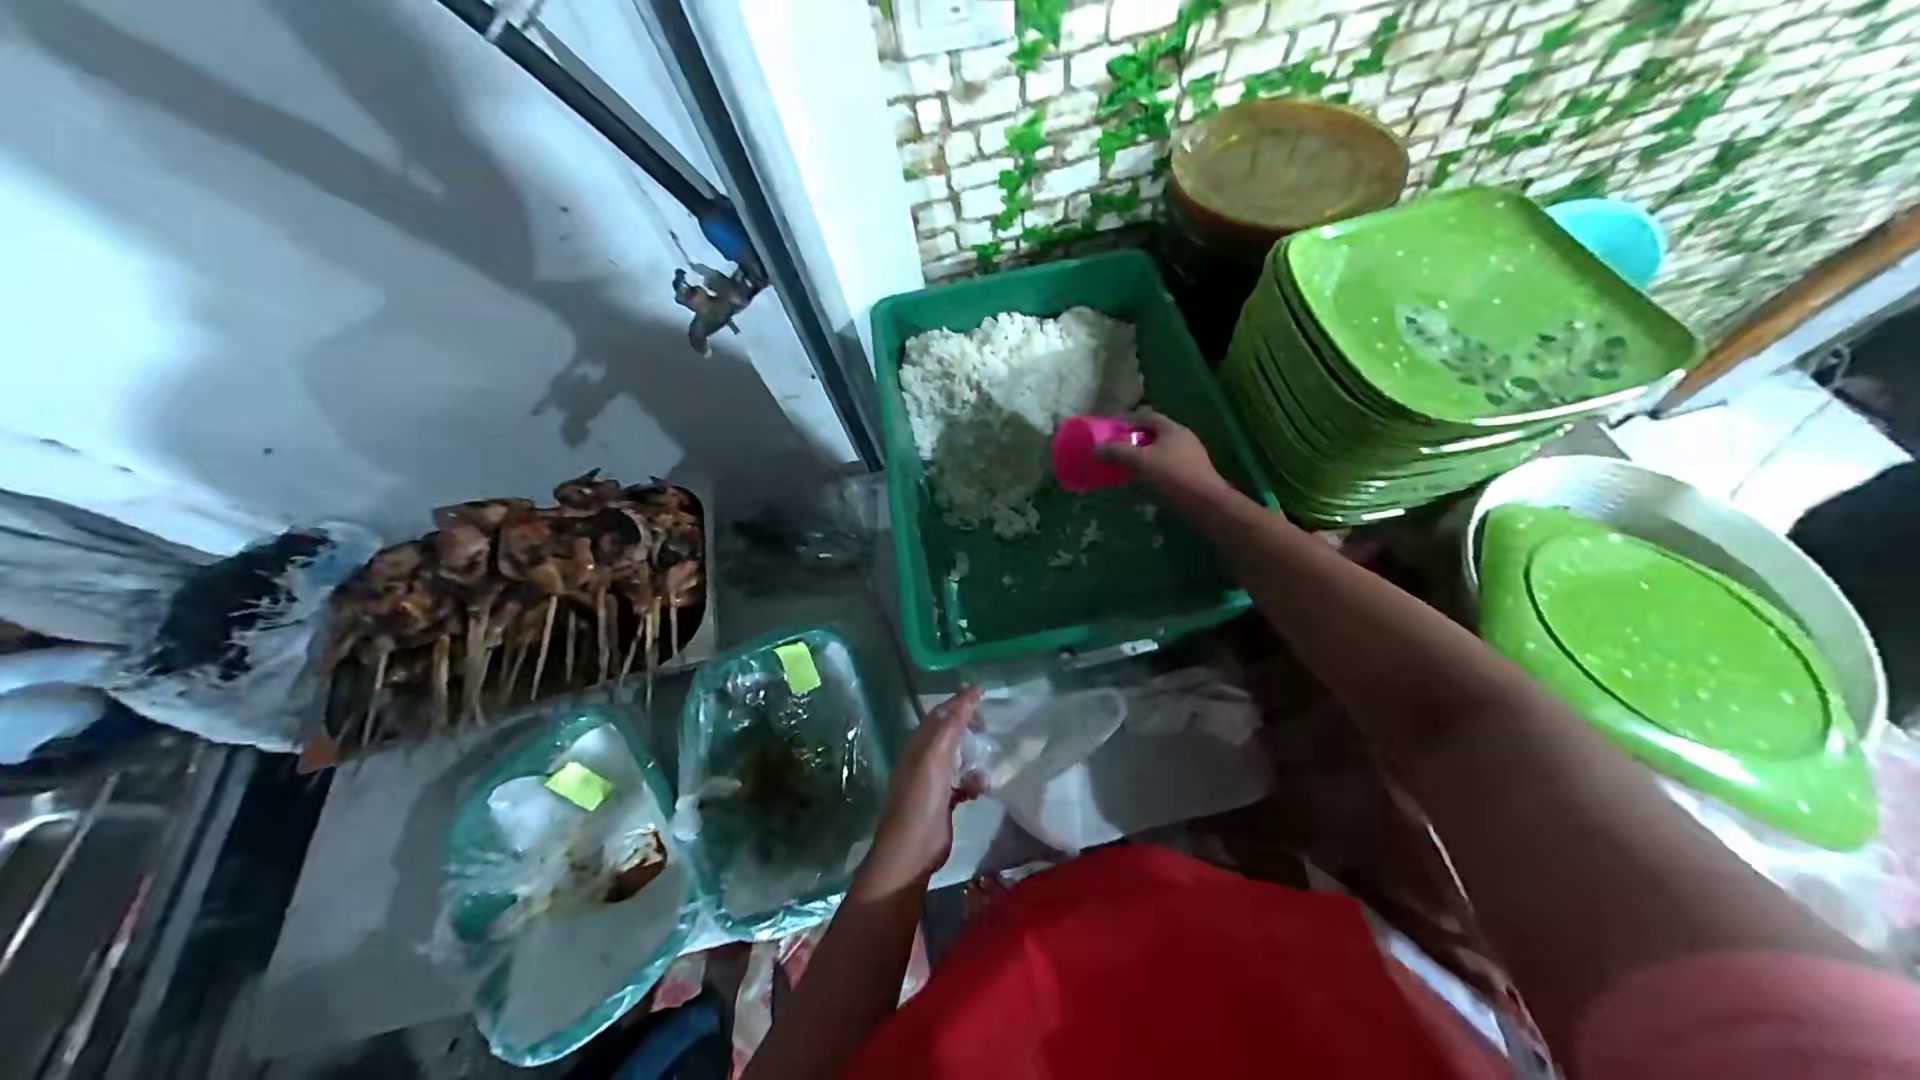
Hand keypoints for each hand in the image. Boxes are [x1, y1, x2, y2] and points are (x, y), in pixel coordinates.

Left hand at [851, 686, 982, 900]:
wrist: (910, 853)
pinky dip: (973, 780)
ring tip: (989, 749)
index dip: (958, 701)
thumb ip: (948, 730)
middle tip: (988, 717)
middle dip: (965, 722)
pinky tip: (984, 786)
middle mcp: (923, 762)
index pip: (939, 716)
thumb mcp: (934, 761)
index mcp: (918, 748)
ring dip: (971, 752)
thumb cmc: (921, 804)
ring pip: (954, 758)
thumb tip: (965, 697)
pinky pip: (961, 784)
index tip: (981, 688)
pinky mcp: (942, 804)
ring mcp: (932, 784)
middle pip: (946, 734)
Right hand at [1096, 410, 1234, 512]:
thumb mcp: (1141, 461)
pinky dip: (1152, 467)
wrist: (1204, 502)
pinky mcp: (1191, 472)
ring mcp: (1189, 455)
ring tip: (1126, 463)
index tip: (1112, 427)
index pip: (1147, 416)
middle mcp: (1183, 438)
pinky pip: (1166, 464)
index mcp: (1172, 429)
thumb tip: (1096, 449)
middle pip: (1154, 432)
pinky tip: (1142, 478)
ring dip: (1143, 454)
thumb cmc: (1172, 475)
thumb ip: (1118, 453)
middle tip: (1117, 446)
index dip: (1128, 419)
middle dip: (1135, 438)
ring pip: (1161, 450)